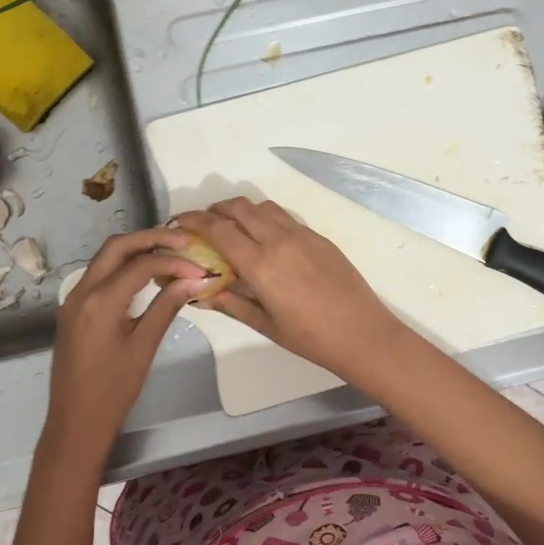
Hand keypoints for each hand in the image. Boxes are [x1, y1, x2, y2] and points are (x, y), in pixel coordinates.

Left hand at [48, 228, 213, 450]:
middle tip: (184, 241)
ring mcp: (74, 299)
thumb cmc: (113, 390)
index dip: (174, 261)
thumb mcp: (144, 346)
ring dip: (136, 250)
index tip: (200, 268)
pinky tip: (146, 275)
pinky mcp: (74, 309)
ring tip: (170, 253)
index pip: (141, 265)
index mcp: (100, 301)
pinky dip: (123, 267)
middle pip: (117, 247)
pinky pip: (99, 275)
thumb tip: (195, 279)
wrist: (75, 422)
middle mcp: (82, 291)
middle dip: (151, 239)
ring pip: (106, 258)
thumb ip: (167, 306)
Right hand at [174, 199, 406, 380]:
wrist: (363, 334)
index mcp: (260, 264)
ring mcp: (302, 235)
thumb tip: (202, 294)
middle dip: (216, 209)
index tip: (180, 221)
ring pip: (264, 206)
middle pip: (240, 207)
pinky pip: (285, 217)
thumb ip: (232, 304)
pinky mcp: (319, 237)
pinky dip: (266, 218)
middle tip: (204, 223)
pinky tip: (265, 238)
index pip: (219, 229)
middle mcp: (279, 241)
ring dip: (243, 210)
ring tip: (233, 226)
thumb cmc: (310, 338)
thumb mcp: (265, 325)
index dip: (195, 220)